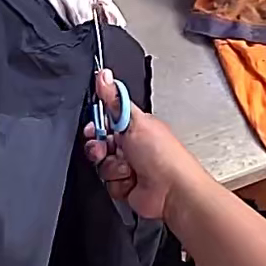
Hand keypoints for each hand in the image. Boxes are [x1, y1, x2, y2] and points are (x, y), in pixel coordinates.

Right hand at [83, 69, 206, 219]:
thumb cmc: (164, 155)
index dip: (96, 124)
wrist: (172, 190)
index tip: (94, 128)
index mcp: (135, 126)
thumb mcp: (135, 121)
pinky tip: (130, 181)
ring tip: (127, 168)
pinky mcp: (125, 186)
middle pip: (100, 143)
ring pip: (101, 164)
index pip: (106, 120)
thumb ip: (115, 100)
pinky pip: (107, 183)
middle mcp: (132, 145)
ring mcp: (128, 167)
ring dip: (111, 167)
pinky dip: (117, 183)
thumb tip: (104, 75)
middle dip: (99, 148)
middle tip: (109, 150)